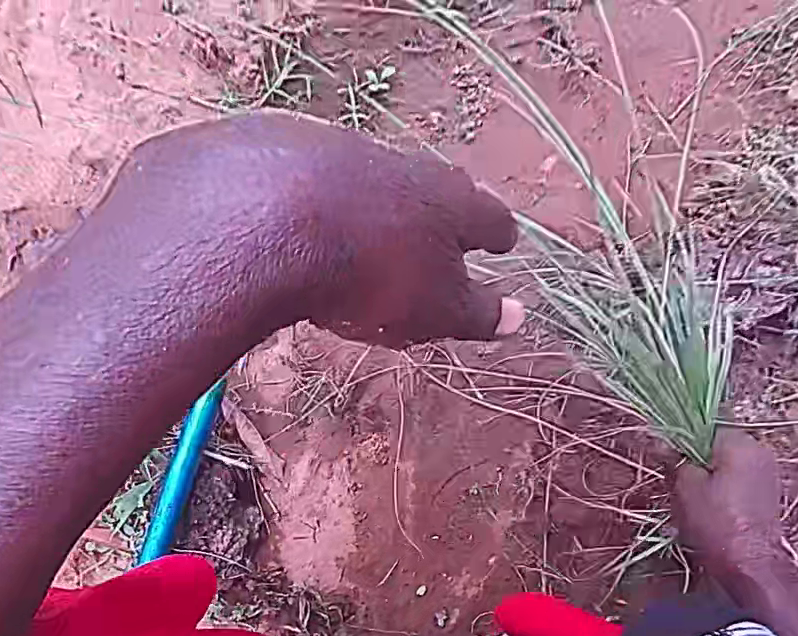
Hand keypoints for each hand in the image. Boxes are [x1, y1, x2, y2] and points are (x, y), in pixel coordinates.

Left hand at [89, 111, 523, 346]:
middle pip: (437, 186)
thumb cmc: (377, 276)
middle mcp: (406, 169)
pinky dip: (331, 201)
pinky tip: (317, 219)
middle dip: (447, 208)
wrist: (278, 220)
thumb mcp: (437, 310)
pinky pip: (325, 182)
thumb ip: (477, 313)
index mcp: (451, 204)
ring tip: (386, 223)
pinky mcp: (291, 156)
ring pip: (381, 179)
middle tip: (453, 218)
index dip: (499, 232)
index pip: (489, 217)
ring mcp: (347, 156)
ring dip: (389, 201)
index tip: (506, 241)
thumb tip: (519, 318)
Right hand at [670, 429, 787, 579]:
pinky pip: (739, 480)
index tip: (668, 464)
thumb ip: (676, 460)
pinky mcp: (769, 493)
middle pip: (718, 447)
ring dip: (709, 477)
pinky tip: (711, 509)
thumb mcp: (686, 488)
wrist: (749, 562)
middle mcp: (760, 451)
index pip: (705, 430)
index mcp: (740, 444)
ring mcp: (768, 472)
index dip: (683, 445)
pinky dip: (723, 489)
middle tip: (678, 485)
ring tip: (693, 501)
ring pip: (728, 465)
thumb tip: (662, 442)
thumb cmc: (715, 522)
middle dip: (696, 462)